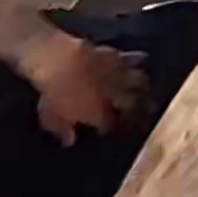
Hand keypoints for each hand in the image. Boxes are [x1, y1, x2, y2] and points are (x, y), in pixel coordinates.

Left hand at [16, 33, 148, 146]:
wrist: (62, 62)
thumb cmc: (54, 93)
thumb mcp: (52, 117)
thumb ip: (64, 129)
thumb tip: (71, 140)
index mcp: (98, 112)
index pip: (111, 122)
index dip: (111, 126)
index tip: (108, 128)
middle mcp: (115, 94)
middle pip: (135, 102)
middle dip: (140, 107)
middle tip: (141, 110)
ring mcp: (120, 74)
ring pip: (141, 81)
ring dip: (143, 86)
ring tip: (145, 89)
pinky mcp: (121, 57)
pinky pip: (136, 59)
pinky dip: (140, 63)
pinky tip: (140, 64)